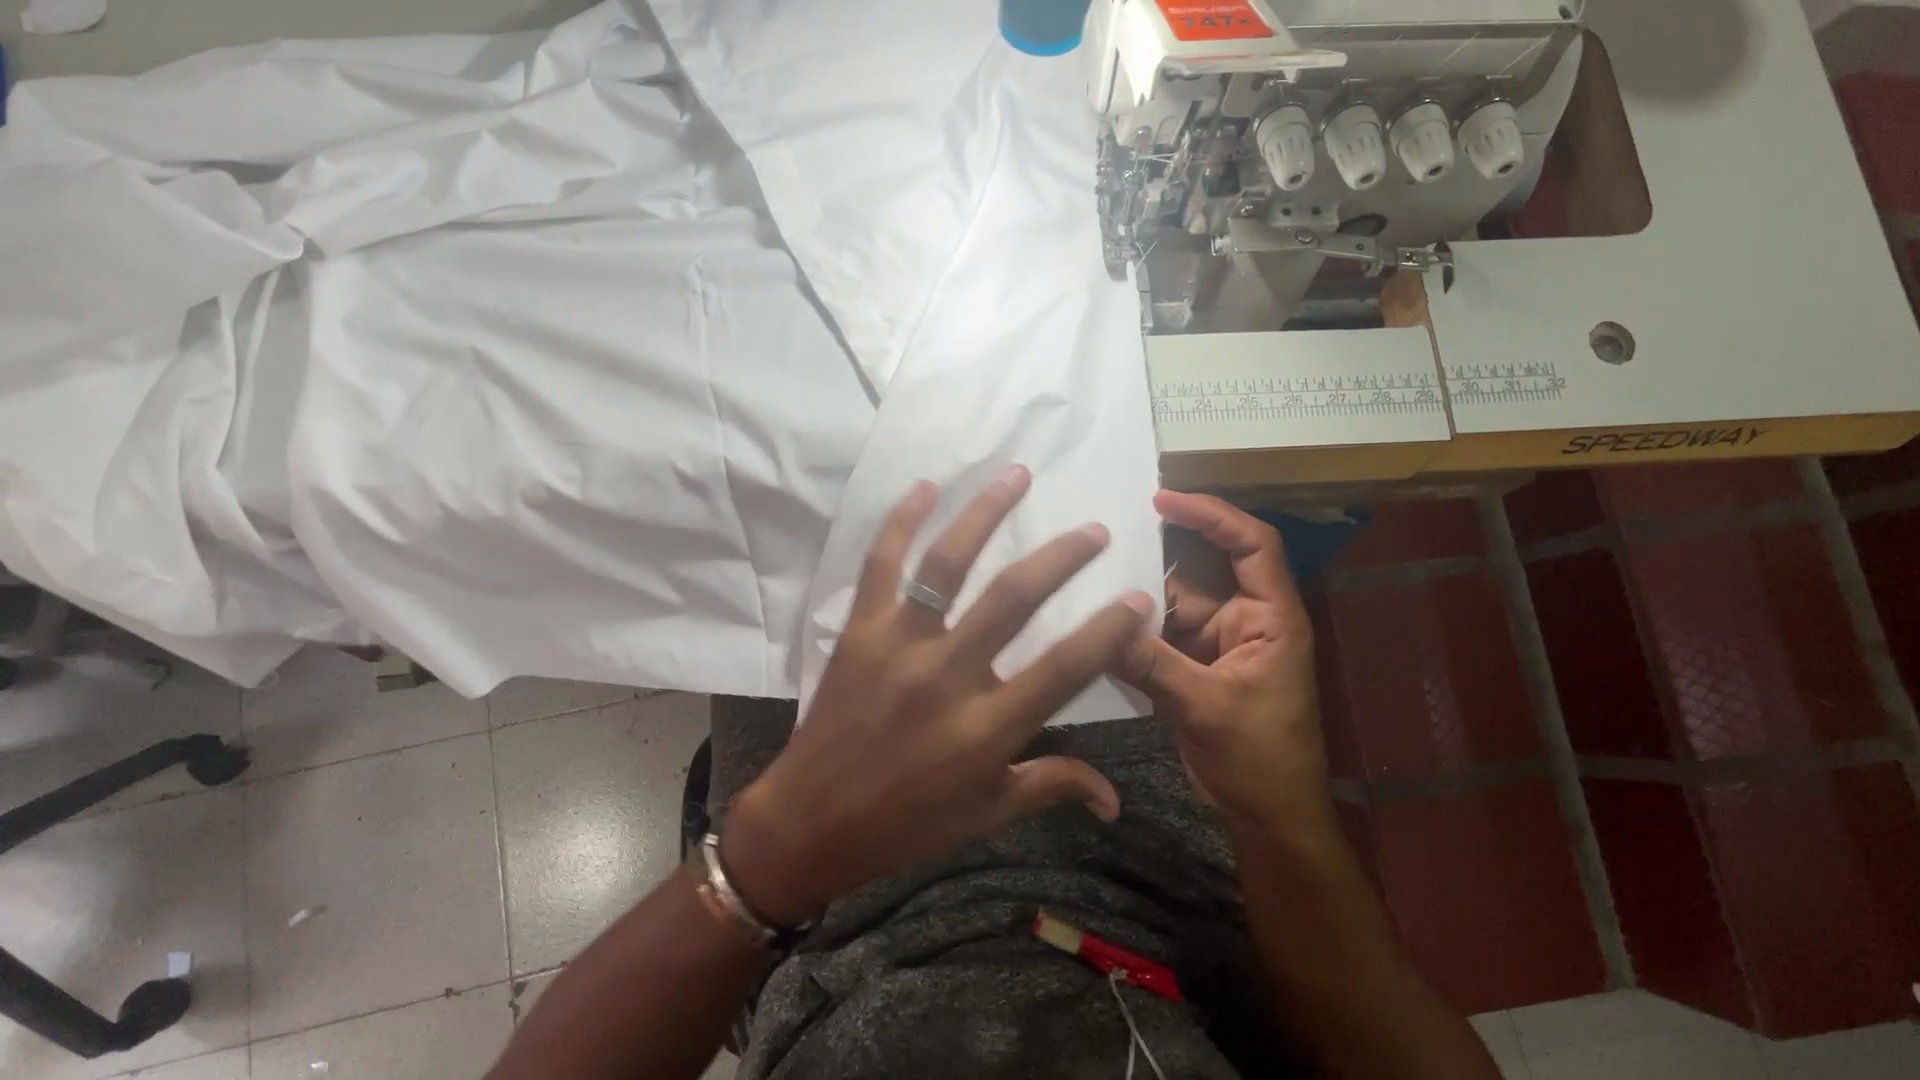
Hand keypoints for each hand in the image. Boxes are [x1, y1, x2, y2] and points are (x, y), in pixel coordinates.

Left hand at [720, 466, 1154, 925]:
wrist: (812, 822)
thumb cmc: (909, 823)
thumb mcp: (988, 814)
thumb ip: (1052, 785)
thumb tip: (1114, 799)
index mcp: (989, 726)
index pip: (1066, 667)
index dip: (1109, 630)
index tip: (1139, 597)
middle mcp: (949, 674)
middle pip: (1015, 597)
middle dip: (1063, 557)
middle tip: (1094, 530)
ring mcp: (899, 646)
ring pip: (948, 564)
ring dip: (985, 513)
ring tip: (1016, 474)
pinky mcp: (859, 632)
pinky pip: (881, 565)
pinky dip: (901, 522)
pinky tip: (927, 488)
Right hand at [1115, 491, 1330, 833]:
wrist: (1267, 817)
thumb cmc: (1260, 759)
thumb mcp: (1206, 707)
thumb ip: (1152, 664)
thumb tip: (1098, 625)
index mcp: (1270, 618)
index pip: (1252, 545)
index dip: (1212, 515)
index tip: (1163, 500)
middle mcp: (1244, 621)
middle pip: (1202, 569)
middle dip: (1159, 551)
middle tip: (1107, 531)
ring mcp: (1215, 646)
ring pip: (1172, 605)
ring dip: (1137, 596)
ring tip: (1088, 574)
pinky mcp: (1192, 670)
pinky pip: (1158, 638)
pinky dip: (1131, 633)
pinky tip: (1093, 622)